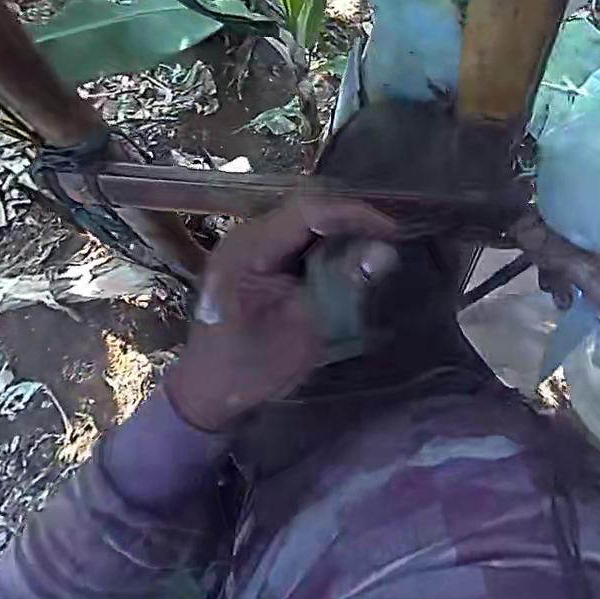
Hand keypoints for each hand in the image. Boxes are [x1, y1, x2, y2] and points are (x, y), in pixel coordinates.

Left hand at [163, 196, 398, 432]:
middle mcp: (245, 235)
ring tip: (374, 246)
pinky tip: (346, 259)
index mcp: (247, 250)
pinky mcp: (255, 256)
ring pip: (302, 219)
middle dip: (349, 219)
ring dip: (338, 229)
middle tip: (387, 239)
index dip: (352, 214)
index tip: (391, 231)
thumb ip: (342, 285)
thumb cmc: (251, 366)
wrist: (209, 389)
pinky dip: (324, 243)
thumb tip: (386, 252)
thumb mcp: (304, 329)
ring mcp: (247, 243)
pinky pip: (295, 236)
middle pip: (304, 208)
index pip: (306, 212)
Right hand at [512, 207, 599, 376]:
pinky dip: (568, 275)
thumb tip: (518, 227)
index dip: (547, 202)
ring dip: (556, 265)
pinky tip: (566, 298)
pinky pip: (579, 258)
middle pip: (567, 218)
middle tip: (545, 274)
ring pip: (569, 241)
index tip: (527, 228)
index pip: (576, 188)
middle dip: (548, 245)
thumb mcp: (597, 280)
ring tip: (559, 295)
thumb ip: (557, 252)